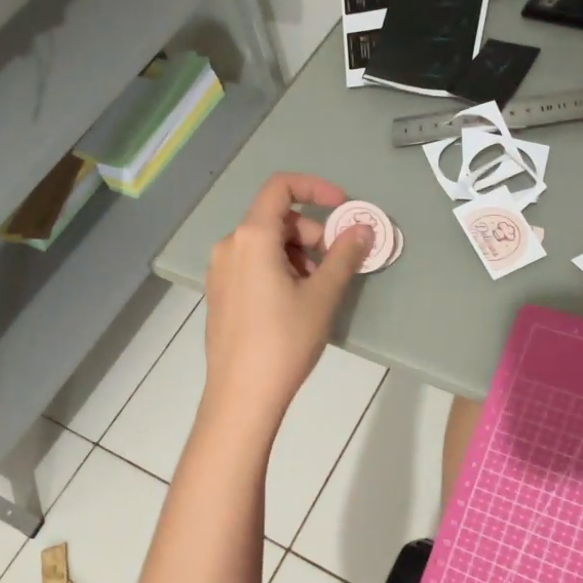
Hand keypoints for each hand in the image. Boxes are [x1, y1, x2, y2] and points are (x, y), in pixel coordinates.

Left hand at [203, 173, 370, 422]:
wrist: (241, 395)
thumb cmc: (284, 340)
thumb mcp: (322, 296)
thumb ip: (344, 255)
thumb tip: (363, 229)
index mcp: (251, 237)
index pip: (280, 187)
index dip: (314, 187)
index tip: (342, 207)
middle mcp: (229, 245)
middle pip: (275, 219)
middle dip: (311, 233)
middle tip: (335, 264)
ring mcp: (219, 270)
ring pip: (264, 244)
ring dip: (296, 254)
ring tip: (316, 290)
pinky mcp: (219, 293)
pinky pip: (252, 264)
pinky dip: (278, 269)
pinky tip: (294, 303)